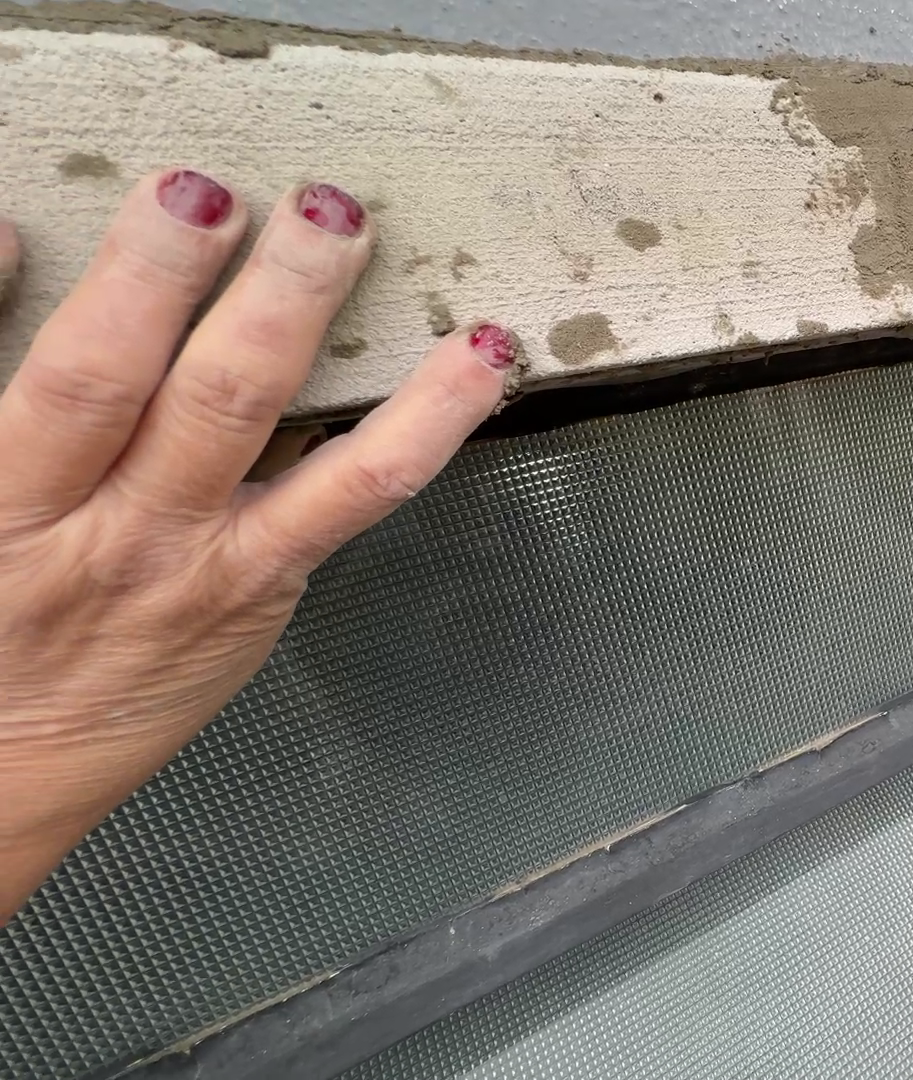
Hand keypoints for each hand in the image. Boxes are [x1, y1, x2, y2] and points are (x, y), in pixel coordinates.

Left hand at [0, 170, 520, 920]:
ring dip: (154, 282)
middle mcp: (147, 535)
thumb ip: (276, 526)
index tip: (489, 344)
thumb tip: (313, 424)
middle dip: (291, 303)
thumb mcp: (238, 624)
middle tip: (334, 213)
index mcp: (245, 569)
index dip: (438, 408)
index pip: (370, 477)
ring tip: (201, 196)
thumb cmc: (123, 698)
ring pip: (95, 384)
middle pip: (231, 403)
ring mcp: (31, 514)